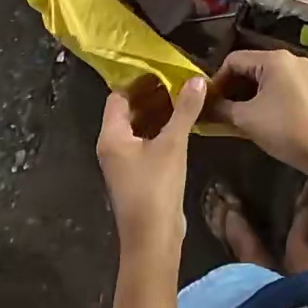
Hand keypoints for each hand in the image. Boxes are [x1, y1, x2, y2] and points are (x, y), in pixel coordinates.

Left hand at [97, 78, 205, 255]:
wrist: (153, 238)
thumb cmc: (156, 187)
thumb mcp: (172, 144)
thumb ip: (184, 111)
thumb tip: (196, 80)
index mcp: (111, 136)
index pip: (119, 97)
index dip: (139, 82)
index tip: (162, 69)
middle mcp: (112, 146)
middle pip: (128, 112)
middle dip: (151, 96)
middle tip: (177, 80)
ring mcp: (124, 163)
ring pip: (139, 128)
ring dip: (158, 113)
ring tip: (183, 97)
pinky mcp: (138, 175)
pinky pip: (146, 144)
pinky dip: (161, 131)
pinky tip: (182, 125)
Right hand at [209, 50, 307, 175]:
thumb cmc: (285, 130)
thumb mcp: (246, 119)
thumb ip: (220, 108)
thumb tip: (201, 107)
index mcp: (274, 58)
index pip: (233, 60)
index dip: (216, 81)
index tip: (207, 103)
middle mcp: (291, 59)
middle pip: (250, 67)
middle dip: (231, 89)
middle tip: (217, 111)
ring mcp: (304, 73)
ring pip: (265, 78)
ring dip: (246, 95)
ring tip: (233, 118)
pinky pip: (279, 87)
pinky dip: (263, 99)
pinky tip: (256, 119)